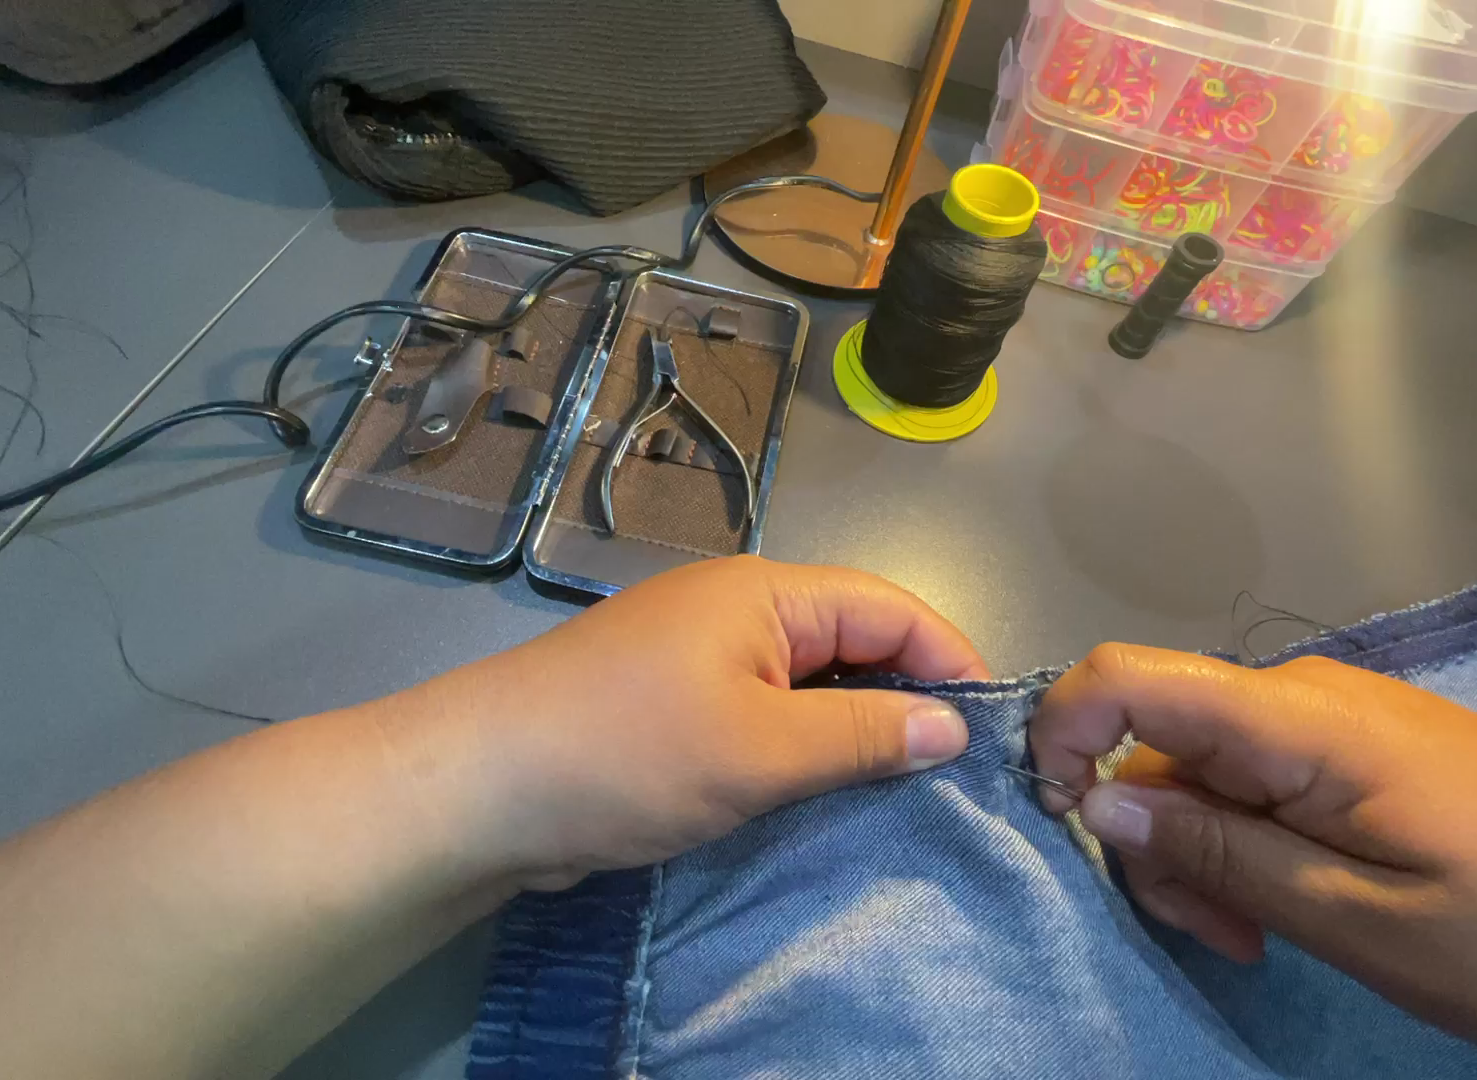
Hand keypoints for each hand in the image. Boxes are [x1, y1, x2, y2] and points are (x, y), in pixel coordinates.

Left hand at [396, 556, 987, 891]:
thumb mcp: (760, 746)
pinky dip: (805, 745)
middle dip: (907, 696)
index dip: (948, 657)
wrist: (484, 785)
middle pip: (852, 639)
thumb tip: (951, 726)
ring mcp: (706, 656)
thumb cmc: (630, 750)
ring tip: (907, 788)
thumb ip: (862, 732)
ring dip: (856, 727)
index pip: (887, 606)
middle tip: (957, 772)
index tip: (992, 729)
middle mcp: (740, 611)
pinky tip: (830, 790)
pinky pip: (768, 712)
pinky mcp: (680, 702)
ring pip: (811, 681)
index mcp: (765, 593)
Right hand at [1028, 646, 1476, 1067]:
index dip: (1061, 728)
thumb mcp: (1365, 920)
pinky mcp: (1347, 747)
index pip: (1123, 676)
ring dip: (1196, 847)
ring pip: (1197, 766)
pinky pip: (1248, 779)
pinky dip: (1238, 840)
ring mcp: (1322, 718)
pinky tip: (1283, 901)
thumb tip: (1091, 802)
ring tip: (1252, 931)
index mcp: (1293, 718)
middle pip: (1154, 737)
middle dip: (1148, 829)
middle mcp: (1292, 695)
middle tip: (1207, 927)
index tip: (1060, 814)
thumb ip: (1216, 851)